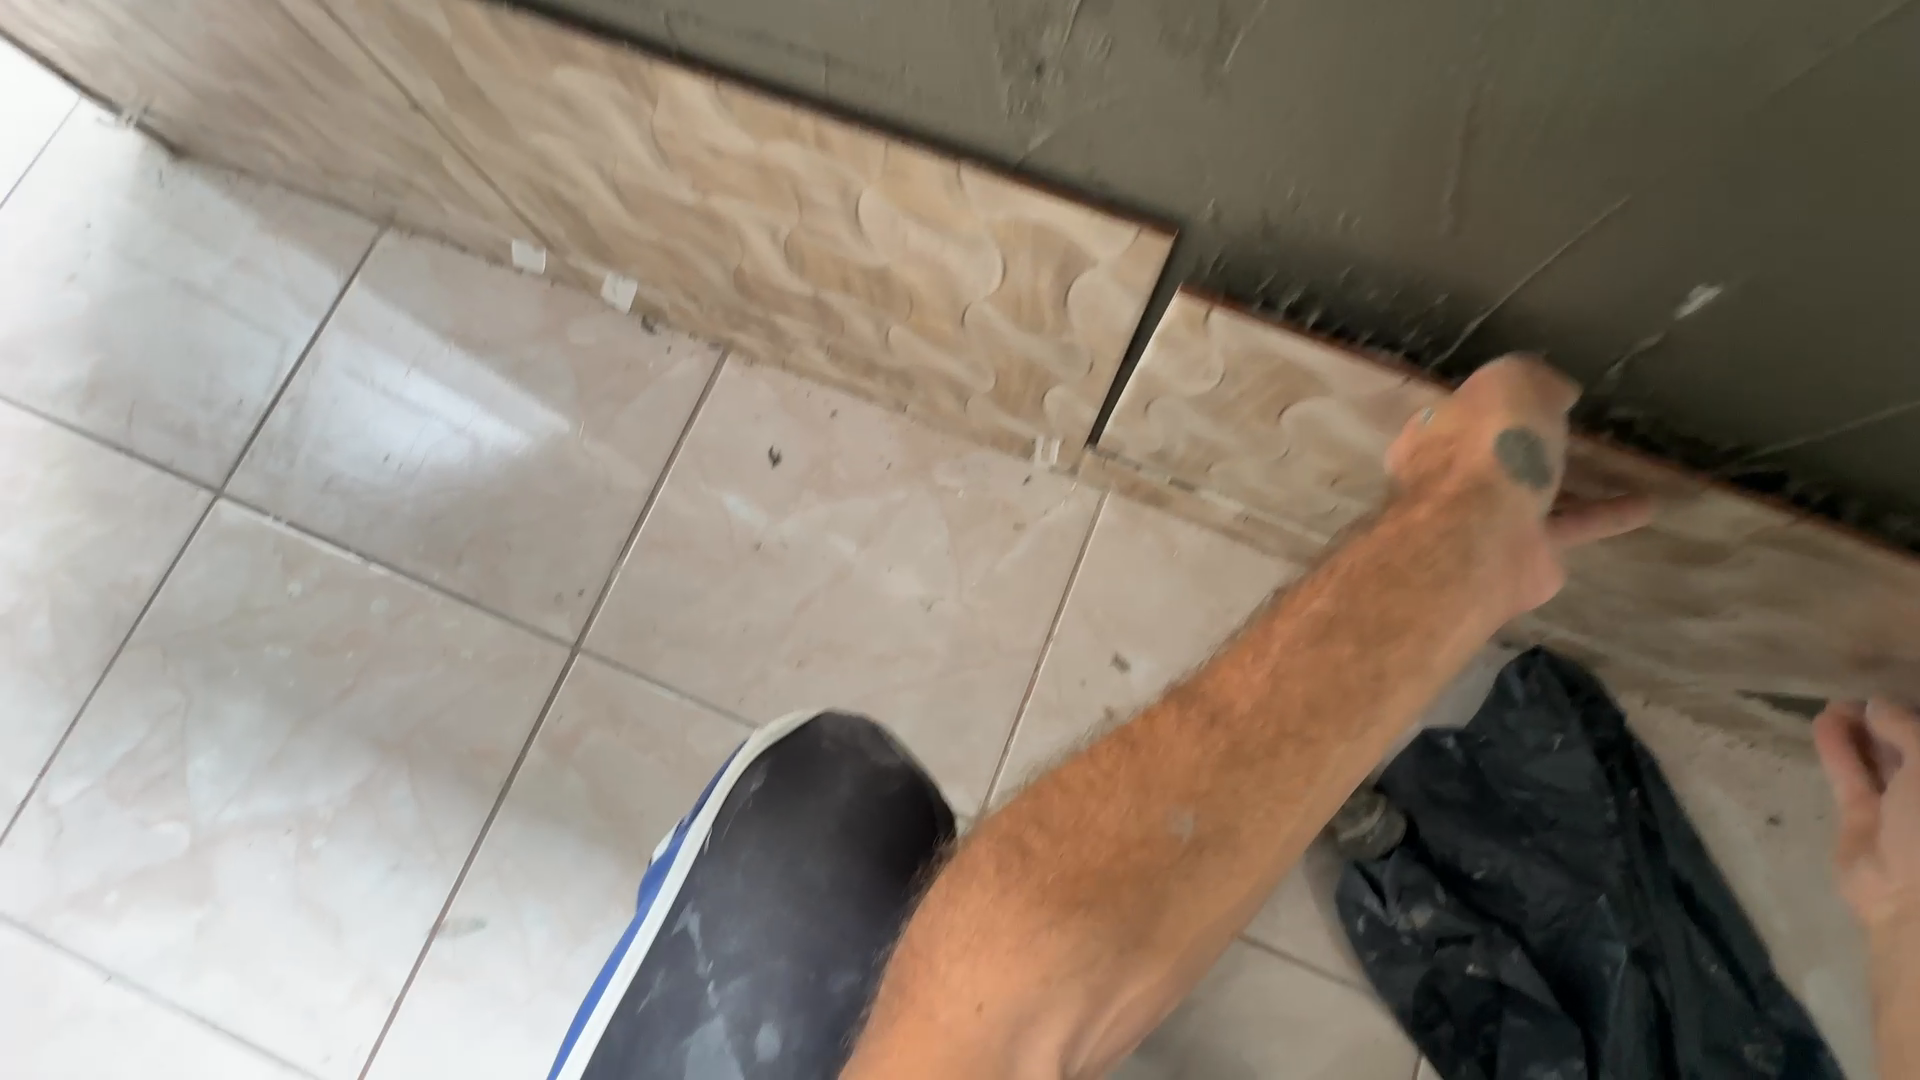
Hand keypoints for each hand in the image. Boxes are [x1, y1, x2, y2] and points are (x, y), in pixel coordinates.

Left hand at [1384, 355, 1653, 614]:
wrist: (1479, 538)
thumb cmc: (1487, 450)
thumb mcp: (1507, 385)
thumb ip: (1530, 379)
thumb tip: (1553, 392)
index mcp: (1432, 435)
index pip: (1456, 414)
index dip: (1489, 403)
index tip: (1528, 396)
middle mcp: (1448, 477)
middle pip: (1491, 455)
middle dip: (1526, 444)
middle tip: (1572, 430)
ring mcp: (1480, 518)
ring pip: (1529, 492)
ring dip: (1573, 480)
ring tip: (1625, 465)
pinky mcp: (1517, 550)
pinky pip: (1567, 526)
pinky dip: (1605, 515)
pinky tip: (1649, 505)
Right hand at [1815, 700, 1919, 942]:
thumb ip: (1912, 733)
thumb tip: (1880, 705)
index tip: (1909, 694)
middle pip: (1919, 756)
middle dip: (1896, 726)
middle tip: (1868, 697)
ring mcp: (1908, 813)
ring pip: (1886, 764)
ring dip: (1863, 733)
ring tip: (1838, 703)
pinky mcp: (1865, 820)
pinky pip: (1852, 778)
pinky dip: (1837, 749)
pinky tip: (1824, 722)